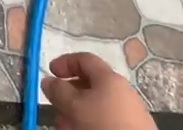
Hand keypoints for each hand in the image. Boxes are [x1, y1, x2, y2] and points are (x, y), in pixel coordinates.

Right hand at [40, 53, 157, 129]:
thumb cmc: (103, 125)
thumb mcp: (74, 106)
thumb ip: (57, 90)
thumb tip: (48, 81)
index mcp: (110, 78)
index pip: (84, 59)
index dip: (64, 62)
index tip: (50, 74)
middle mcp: (123, 91)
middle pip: (90, 85)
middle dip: (69, 95)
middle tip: (57, 108)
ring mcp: (131, 113)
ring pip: (97, 106)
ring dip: (78, 112)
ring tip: (66, 126)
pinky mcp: (134, 129)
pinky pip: (107, 119)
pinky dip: (92, 123)